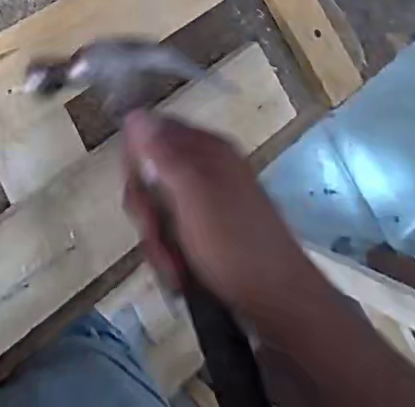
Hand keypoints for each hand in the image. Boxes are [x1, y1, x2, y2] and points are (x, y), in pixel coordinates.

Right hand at [121, 111, 338, 340]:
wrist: (280, 300)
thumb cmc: (234, 244)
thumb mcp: (191, 194)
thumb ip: (161, 153)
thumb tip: (134, 114)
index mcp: (206, 148)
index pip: (152, 131)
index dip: (135, 160)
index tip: (138, 191)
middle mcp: (208, 166)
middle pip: (152, 171)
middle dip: (146, 207)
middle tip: (155, 233)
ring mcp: (210, 198)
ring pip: (160, 206)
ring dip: (157, 237)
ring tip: (171, 263)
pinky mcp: (211, 228)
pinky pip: (175, 229)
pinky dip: (171, 250)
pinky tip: (180, 271)